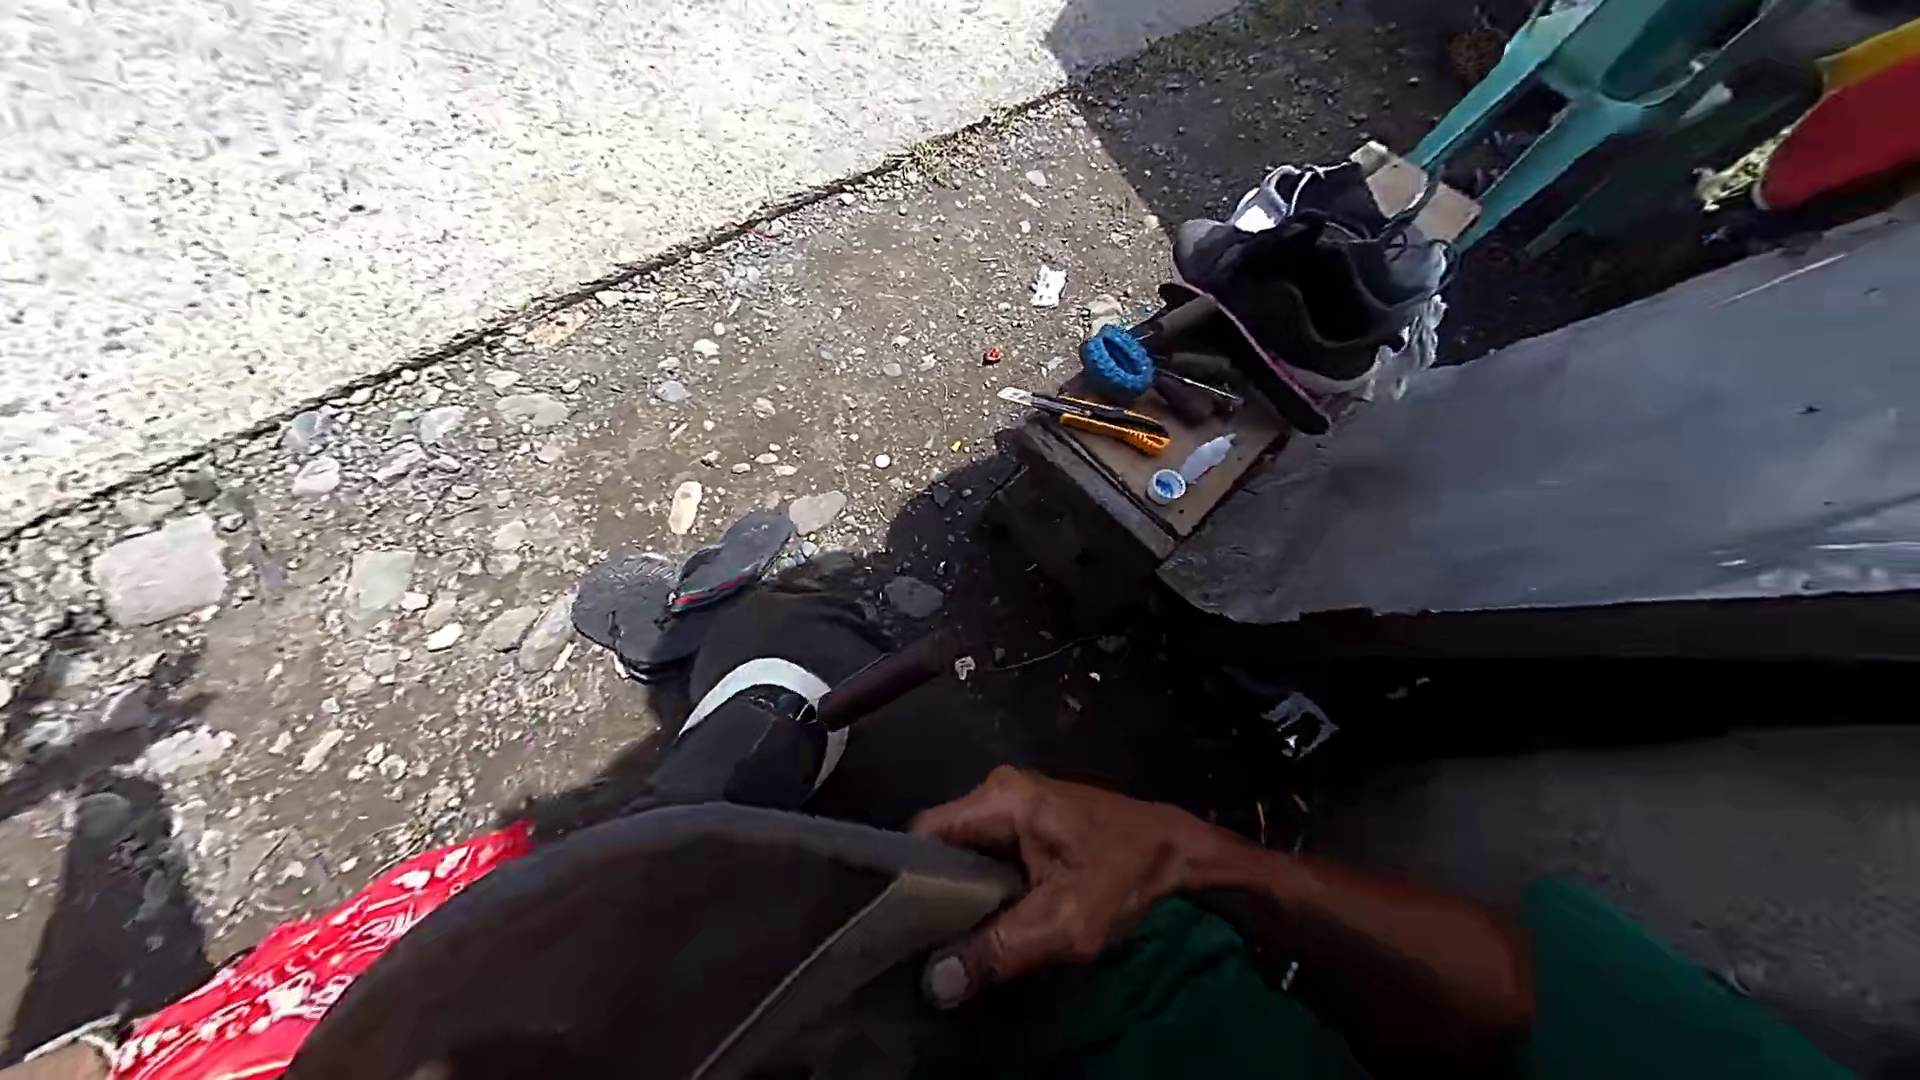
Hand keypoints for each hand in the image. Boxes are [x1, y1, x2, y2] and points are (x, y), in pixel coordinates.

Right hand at [909, 766, 1239, 1003]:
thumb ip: (1001, 949)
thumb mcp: (1068, 922)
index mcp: (1003, 798)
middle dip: (934, 887)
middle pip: (943, 838)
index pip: (927, 830)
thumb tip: (937, 983)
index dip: (906, 874)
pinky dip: (982, 879)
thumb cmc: (1127, 875)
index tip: (895, 923)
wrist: (1181, 853)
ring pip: (965, 845)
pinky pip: (987, 846)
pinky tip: (984, 914)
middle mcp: (1000, 788)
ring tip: (948, 935)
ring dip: (959, 887)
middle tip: (923, 941)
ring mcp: (1015, 798)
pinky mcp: (1029, 814)